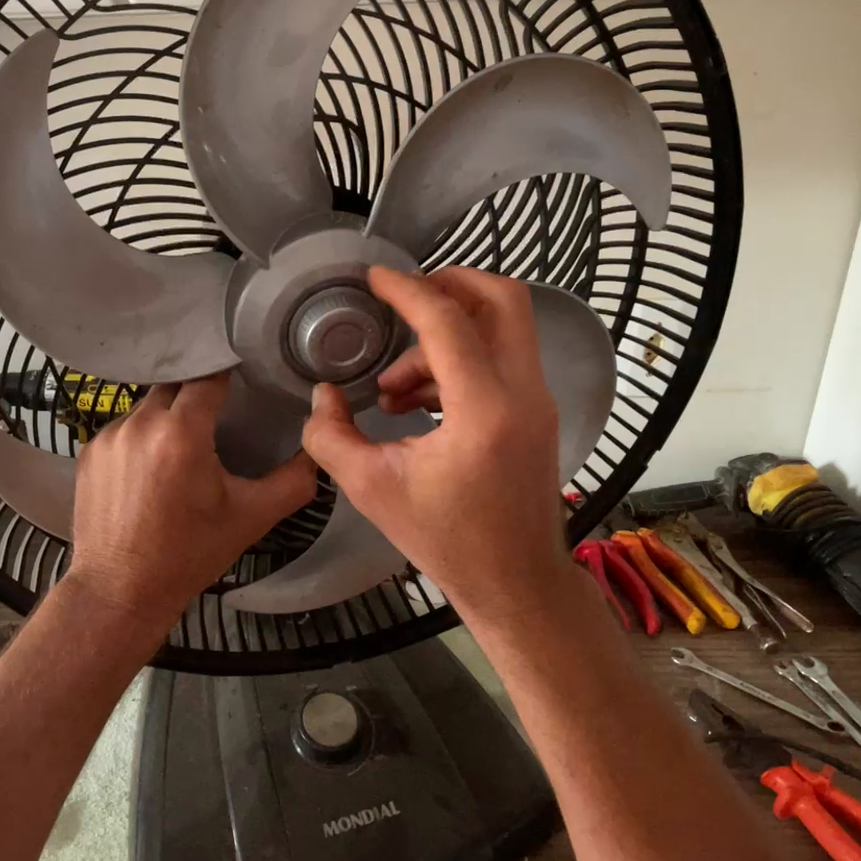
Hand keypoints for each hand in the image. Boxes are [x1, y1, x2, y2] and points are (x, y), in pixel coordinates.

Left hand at [64, 373, 316, 628]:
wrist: (120, 592)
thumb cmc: (189, 554)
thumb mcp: (251, 517)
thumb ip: (293, 481)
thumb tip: (317, 452)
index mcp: (181, 433)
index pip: (208, 377)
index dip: (228, 373)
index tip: (243, 377)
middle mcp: (140, 423)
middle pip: (175, 384)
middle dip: (197, 391)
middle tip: (220, 410)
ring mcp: (109, 435)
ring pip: (148, 404)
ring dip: (169, 414)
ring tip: (185, 443)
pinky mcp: (89, 451)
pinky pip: (124, 426)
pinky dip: (142, 435)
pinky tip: (152, 466)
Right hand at [302, 266, 568, 619]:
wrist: (516, 582)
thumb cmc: (447, 540)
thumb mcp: (372, 489)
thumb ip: (332, 436)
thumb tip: (323, 395)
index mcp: (483, 411)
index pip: (449, 322)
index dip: (406, 290)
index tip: (373, 278)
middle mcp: (522, 394)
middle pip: (502, 299)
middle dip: (449, 283)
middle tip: (401, 298)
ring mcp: (537, 401)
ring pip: (502, 327)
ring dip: (445, 334)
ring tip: (392, 386)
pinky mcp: (536, 412)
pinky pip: (501, 357)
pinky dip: (459, 359)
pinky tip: (416, 401)